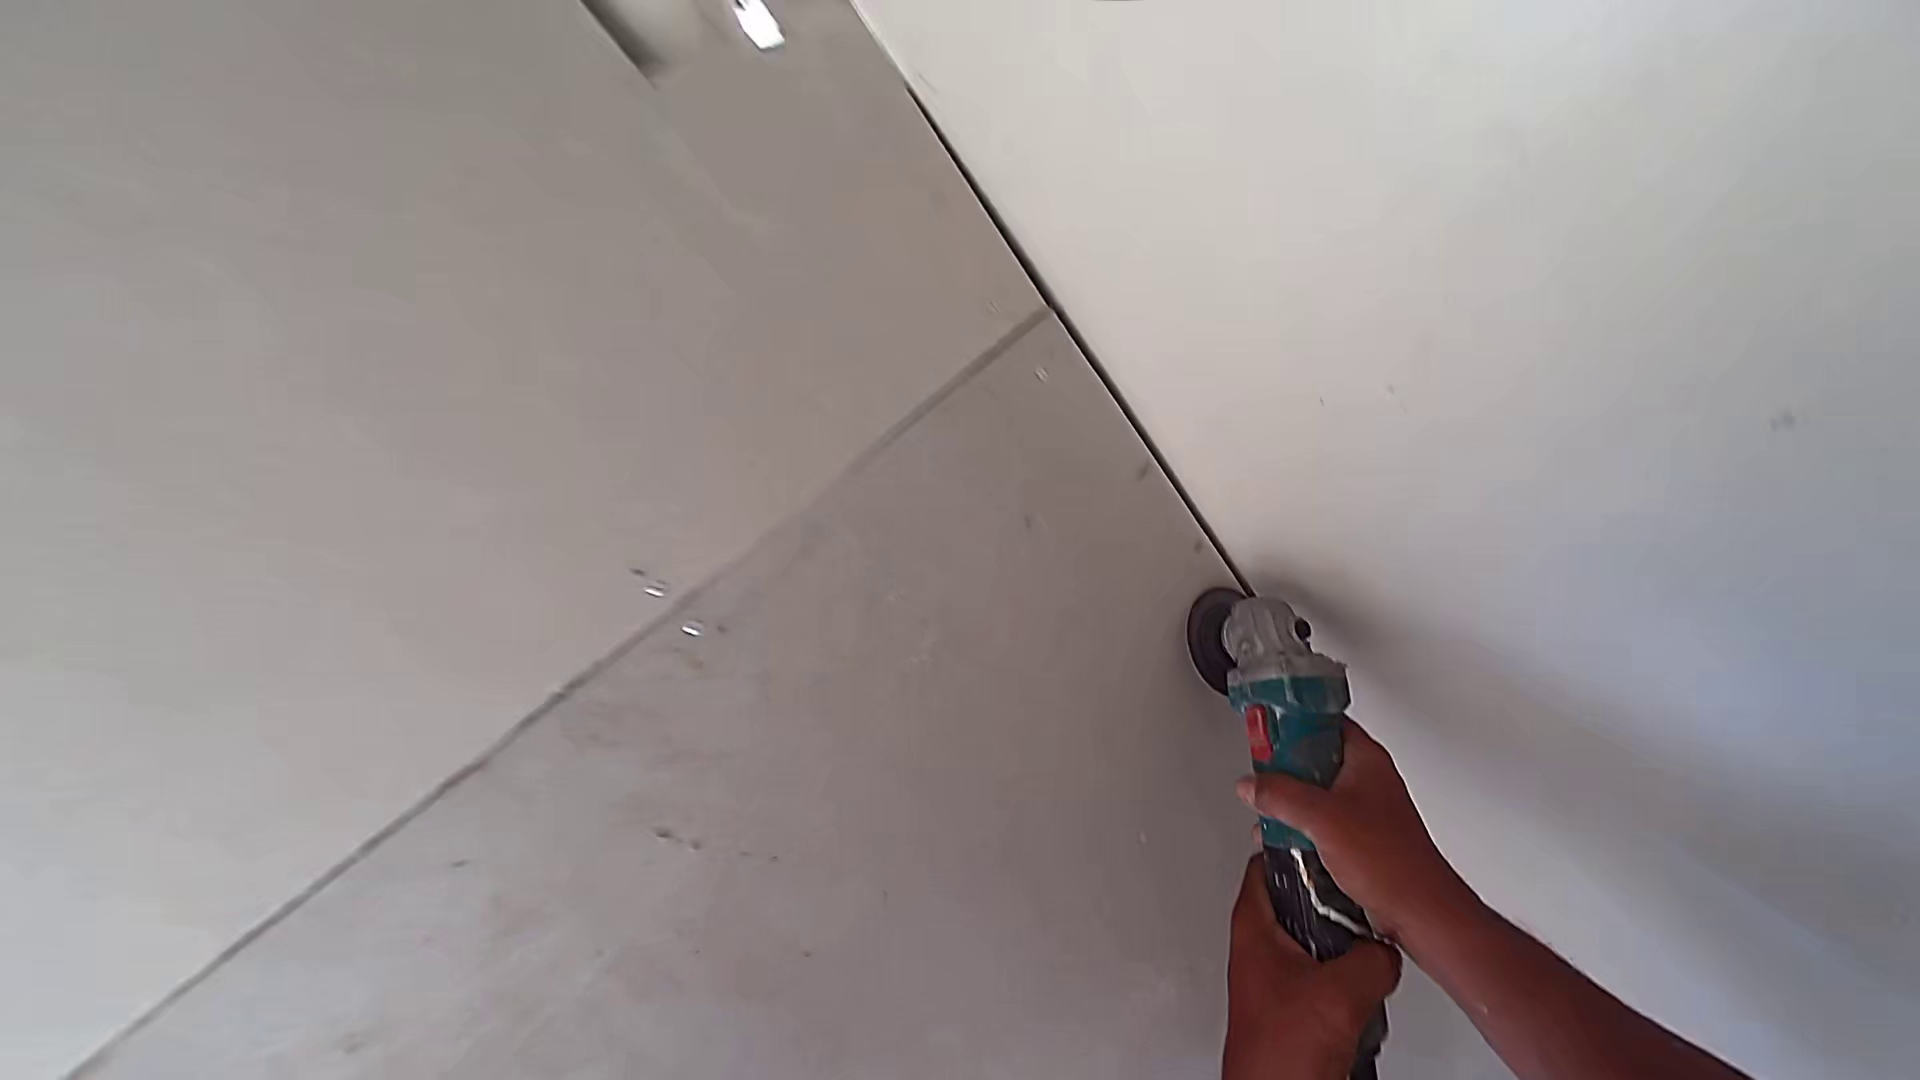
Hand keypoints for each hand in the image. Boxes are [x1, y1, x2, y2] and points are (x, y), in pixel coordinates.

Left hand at [1226, 854, 1401, 1079]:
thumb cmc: (1283, 1046)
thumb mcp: (1338, 993)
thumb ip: (1368, 960)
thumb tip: (1385, 946)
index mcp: (1254, 922)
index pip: (1266, 863)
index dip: (1291, 848)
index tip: (1322, 839)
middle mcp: (1260, 939)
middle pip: (1294, 897)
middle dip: (1328, 897)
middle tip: (1358, 892)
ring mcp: (1277, 968)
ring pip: (1312, 933)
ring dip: (1341, 939)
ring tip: (1369, 940)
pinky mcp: (1294, 996)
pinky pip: (1323, 967)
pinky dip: (1345, 969)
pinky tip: (1367, 979)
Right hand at [1235, 718, 1472, 941]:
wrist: (1421, 917)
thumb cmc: (1395, 864)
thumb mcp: (1321, 817)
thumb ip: (1278, 794)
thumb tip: (1250, 785)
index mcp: (1366, 759)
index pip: (1323, 720)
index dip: (1292, 719)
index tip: (1265, 725)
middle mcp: (1367, 779)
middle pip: (1314, 754)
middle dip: (1283, 764)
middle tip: (1262, 768)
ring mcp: (1364, 808)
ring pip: (1314, 788)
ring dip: (1288, 796)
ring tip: (1268, 805)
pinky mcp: (1359, 836)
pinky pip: (1318, 817)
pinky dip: (1298, 821)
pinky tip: (1283, 835)